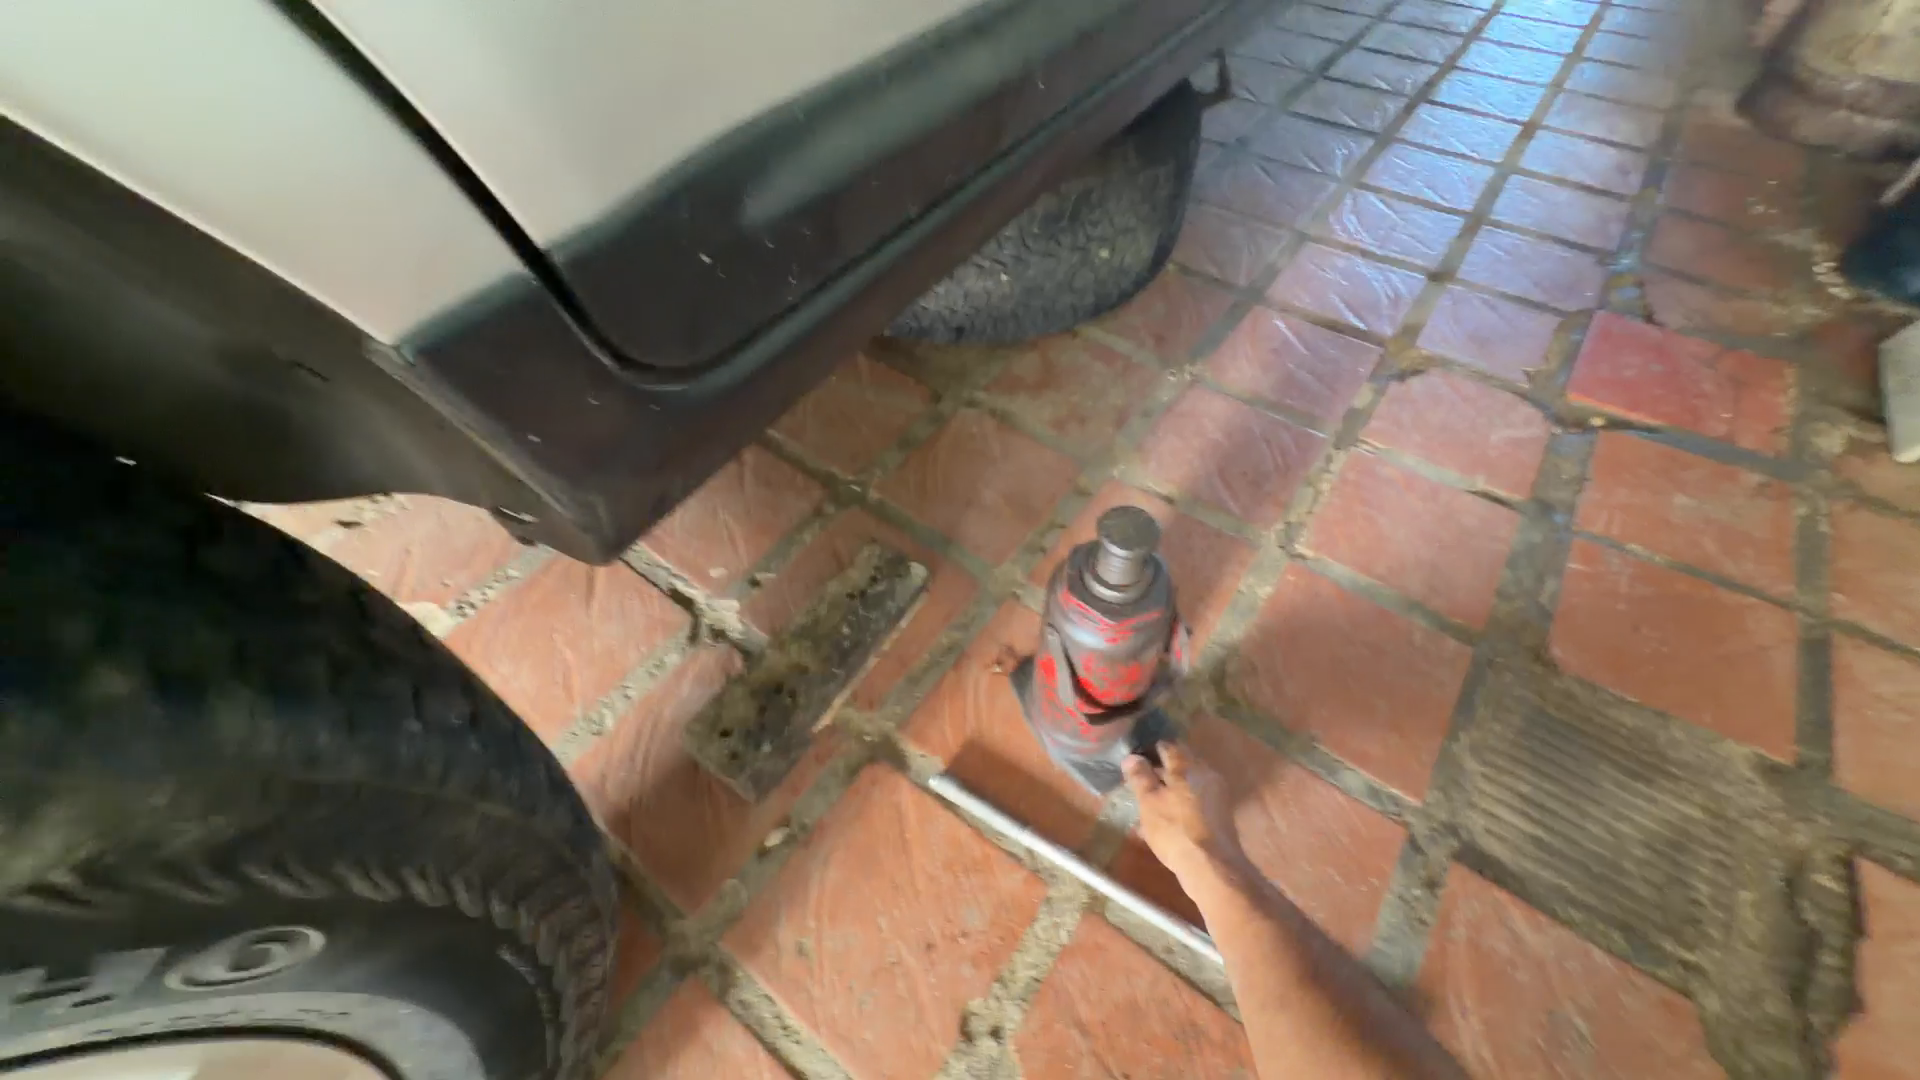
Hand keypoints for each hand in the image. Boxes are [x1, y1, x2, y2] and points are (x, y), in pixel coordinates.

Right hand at [1123, 741, 1248, 884]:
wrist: (1212, 868)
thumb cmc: (1175, 829)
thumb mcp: (1149, 802)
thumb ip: (1140, 776)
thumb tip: (1131, 756)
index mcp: (1187, 765)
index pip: (1166, 745)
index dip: (1148, 749)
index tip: (1134, 760)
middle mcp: (1205, 773)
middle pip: (1180, 764)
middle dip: (1160, 770)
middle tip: (1140, 782)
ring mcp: (1216, 795)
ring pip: (1188, 784)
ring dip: (1170, 789)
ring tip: (1150, 803)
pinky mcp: (1220, 815)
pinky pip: (1196, 801)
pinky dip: (1181, 804)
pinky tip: (1167, 820)